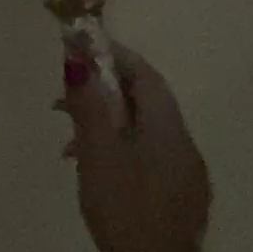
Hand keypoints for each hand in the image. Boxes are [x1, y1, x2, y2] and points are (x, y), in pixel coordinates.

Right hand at [59, 45, 212, 251]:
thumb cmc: (124, 207)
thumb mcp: (97, 152)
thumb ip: (87, 104)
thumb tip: (75, 58)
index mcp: (170, 131)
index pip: (147, 76)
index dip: (115, 55)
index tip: (81, 45)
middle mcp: (185, 147)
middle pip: (146, 102)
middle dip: (105, 89)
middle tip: (66, 90)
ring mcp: (186, 175)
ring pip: (144, 129)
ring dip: (107, 120)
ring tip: (68, 135)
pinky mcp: (178, 198)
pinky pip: (148, 155)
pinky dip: (119, 146)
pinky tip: (91, 164)